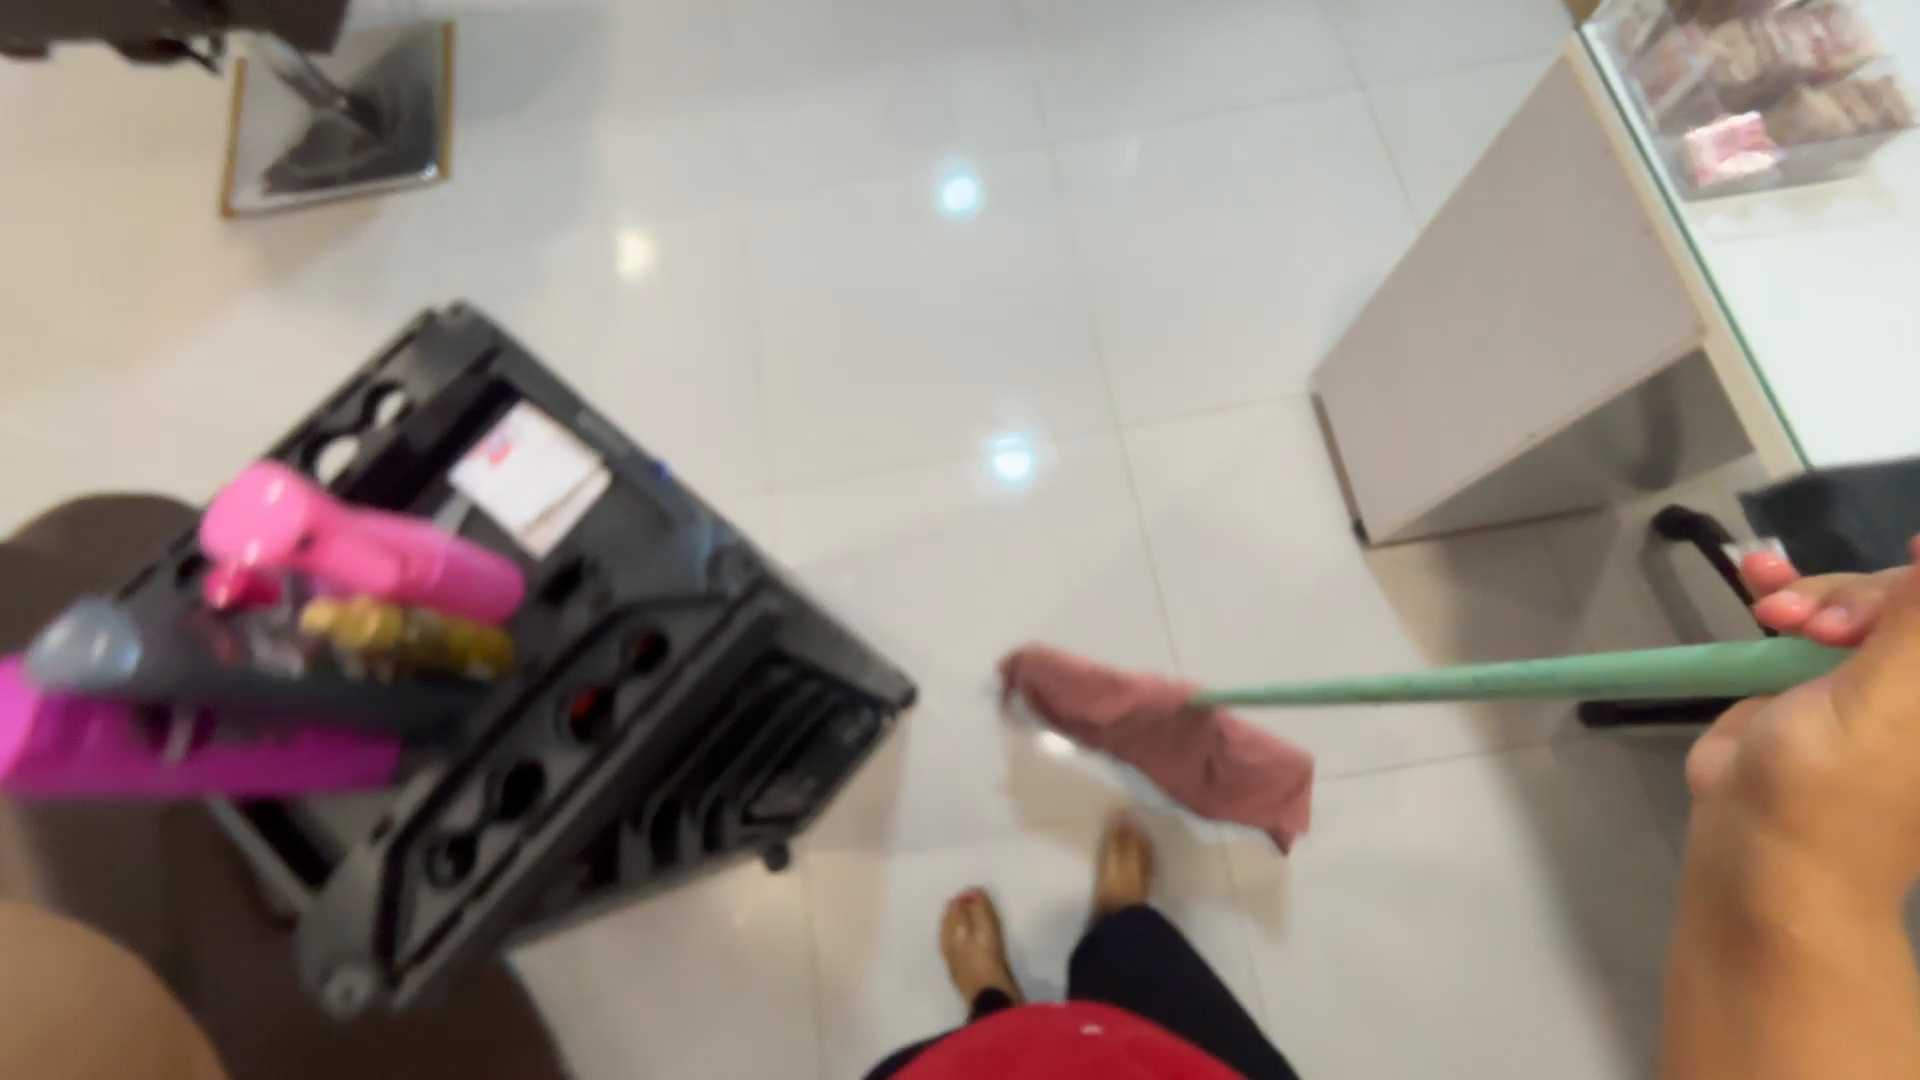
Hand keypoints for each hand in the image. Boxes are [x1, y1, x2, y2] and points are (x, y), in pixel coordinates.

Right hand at [1690, 540, 1919, 899]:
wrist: (1759, 834)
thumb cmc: (1836, 784)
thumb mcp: (1888, 705)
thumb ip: (1919, 630)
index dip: (1919, 586)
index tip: (1891, 579)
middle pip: (1911, 600)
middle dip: (1857, 595)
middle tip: (1810, 624)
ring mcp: (1876, 675)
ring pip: (1858, 602)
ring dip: (1811, 591)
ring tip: (1770, 610)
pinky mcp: (1817, 675)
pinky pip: (1809, 617)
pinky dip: (1782, 591)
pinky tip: (1756, 575)